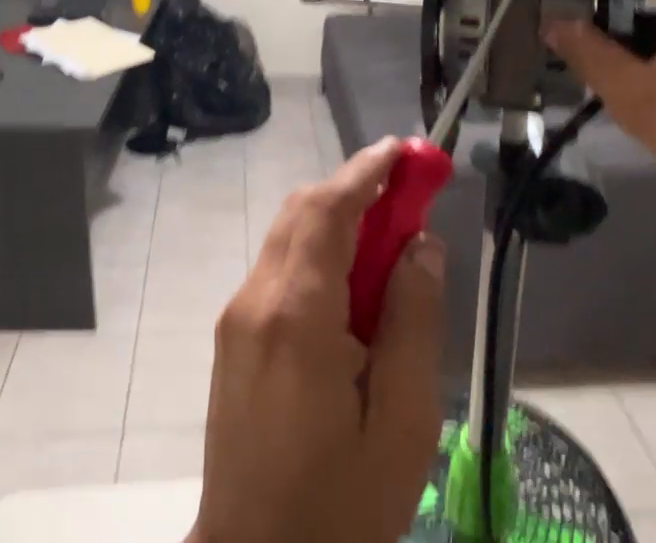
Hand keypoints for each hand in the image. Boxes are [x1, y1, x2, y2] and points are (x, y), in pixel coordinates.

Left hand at [189, 139, 445, 542]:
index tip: (410, 151)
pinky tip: (357, 294)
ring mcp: (237, 322)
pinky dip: (321, 257)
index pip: (328, 209)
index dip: (369, 170)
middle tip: (413, 199)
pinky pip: (280, 273)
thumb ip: (412, 319)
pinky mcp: (234, 341)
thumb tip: (421, 244)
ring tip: (395, 249)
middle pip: (302, 213)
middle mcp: (254, 302)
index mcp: (296, 316)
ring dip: (340, 223)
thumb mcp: (403, 419)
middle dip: (357, 191)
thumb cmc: (341, 502)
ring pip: (289, 239)